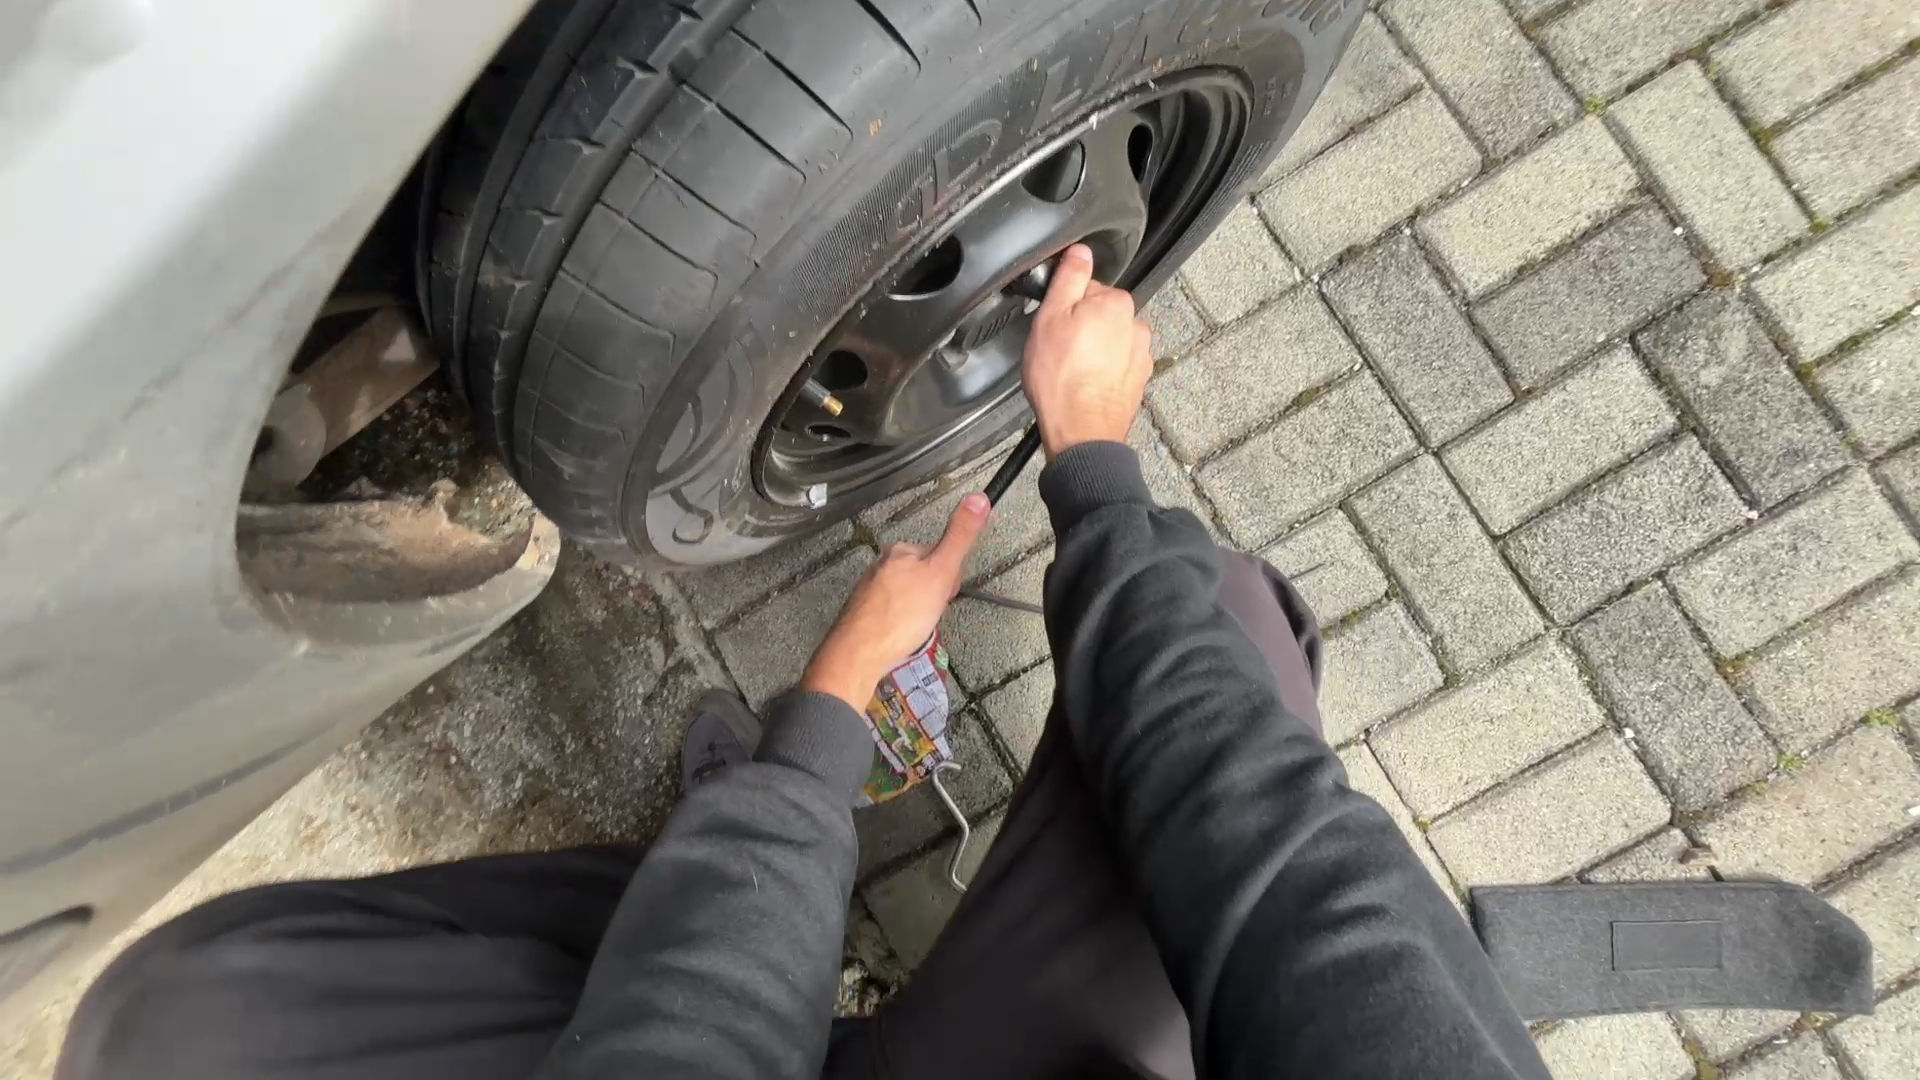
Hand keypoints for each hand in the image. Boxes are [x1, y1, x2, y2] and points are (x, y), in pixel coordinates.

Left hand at [800, 494, 990, 710]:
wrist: (859, 655)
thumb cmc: (901, 615)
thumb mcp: (941, 572)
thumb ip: (959, 536)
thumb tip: (978, 498)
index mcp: (900, 551)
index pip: (938, 556)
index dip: (948, 579)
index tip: (943, 593)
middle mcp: (881, 566)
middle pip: (923, 577)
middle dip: (932, 598)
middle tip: (928, 614)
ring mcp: (870, 591)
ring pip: (909, 597)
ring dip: (918, 614)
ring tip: (913, 629)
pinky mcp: (864, 615)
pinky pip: (894, 615)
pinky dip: (902, 626)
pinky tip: (900, 637)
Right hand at [1021, 243, 1152, 458]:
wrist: (1082, 434)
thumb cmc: (1062, 381)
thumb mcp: (1050, 318)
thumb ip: (1068, 278)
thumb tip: (1079, 251)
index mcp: (1117, 304)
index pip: (1088, 290)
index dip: (1065, 307)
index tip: (1053, 326)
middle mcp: (1136, 327)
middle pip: (1100, 317)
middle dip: (1080, 331)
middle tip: (1058, 353)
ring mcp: (1140, 357)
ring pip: (1108, 344)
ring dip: (1092, 353)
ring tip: (1070, 374)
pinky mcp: (1137, 383)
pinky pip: (1115, 369)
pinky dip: (1100, 375)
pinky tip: (1082, 388)